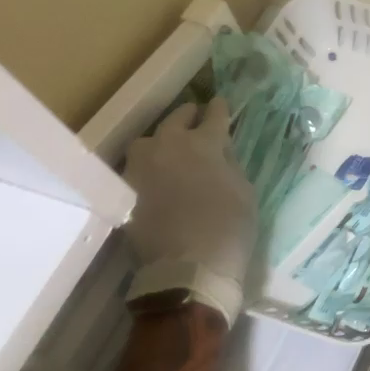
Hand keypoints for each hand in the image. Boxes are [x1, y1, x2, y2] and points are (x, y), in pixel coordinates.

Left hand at [123, 97, 255, 286]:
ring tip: (171, 146)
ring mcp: (142, 167)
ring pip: (149, 140)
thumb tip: (220, 151)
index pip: (214, 117)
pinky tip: (158, 173)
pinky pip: (138, 166)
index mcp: (204, 145)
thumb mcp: (244, 192)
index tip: (221, 103)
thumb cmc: (229, 229)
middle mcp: (168, 146)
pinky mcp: (126, 189)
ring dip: (162, 139)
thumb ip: (229, 164)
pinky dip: (150, 165)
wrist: (188, 267)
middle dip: (189, 116)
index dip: (219, 109)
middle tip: (196, 117)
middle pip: (176, 120)